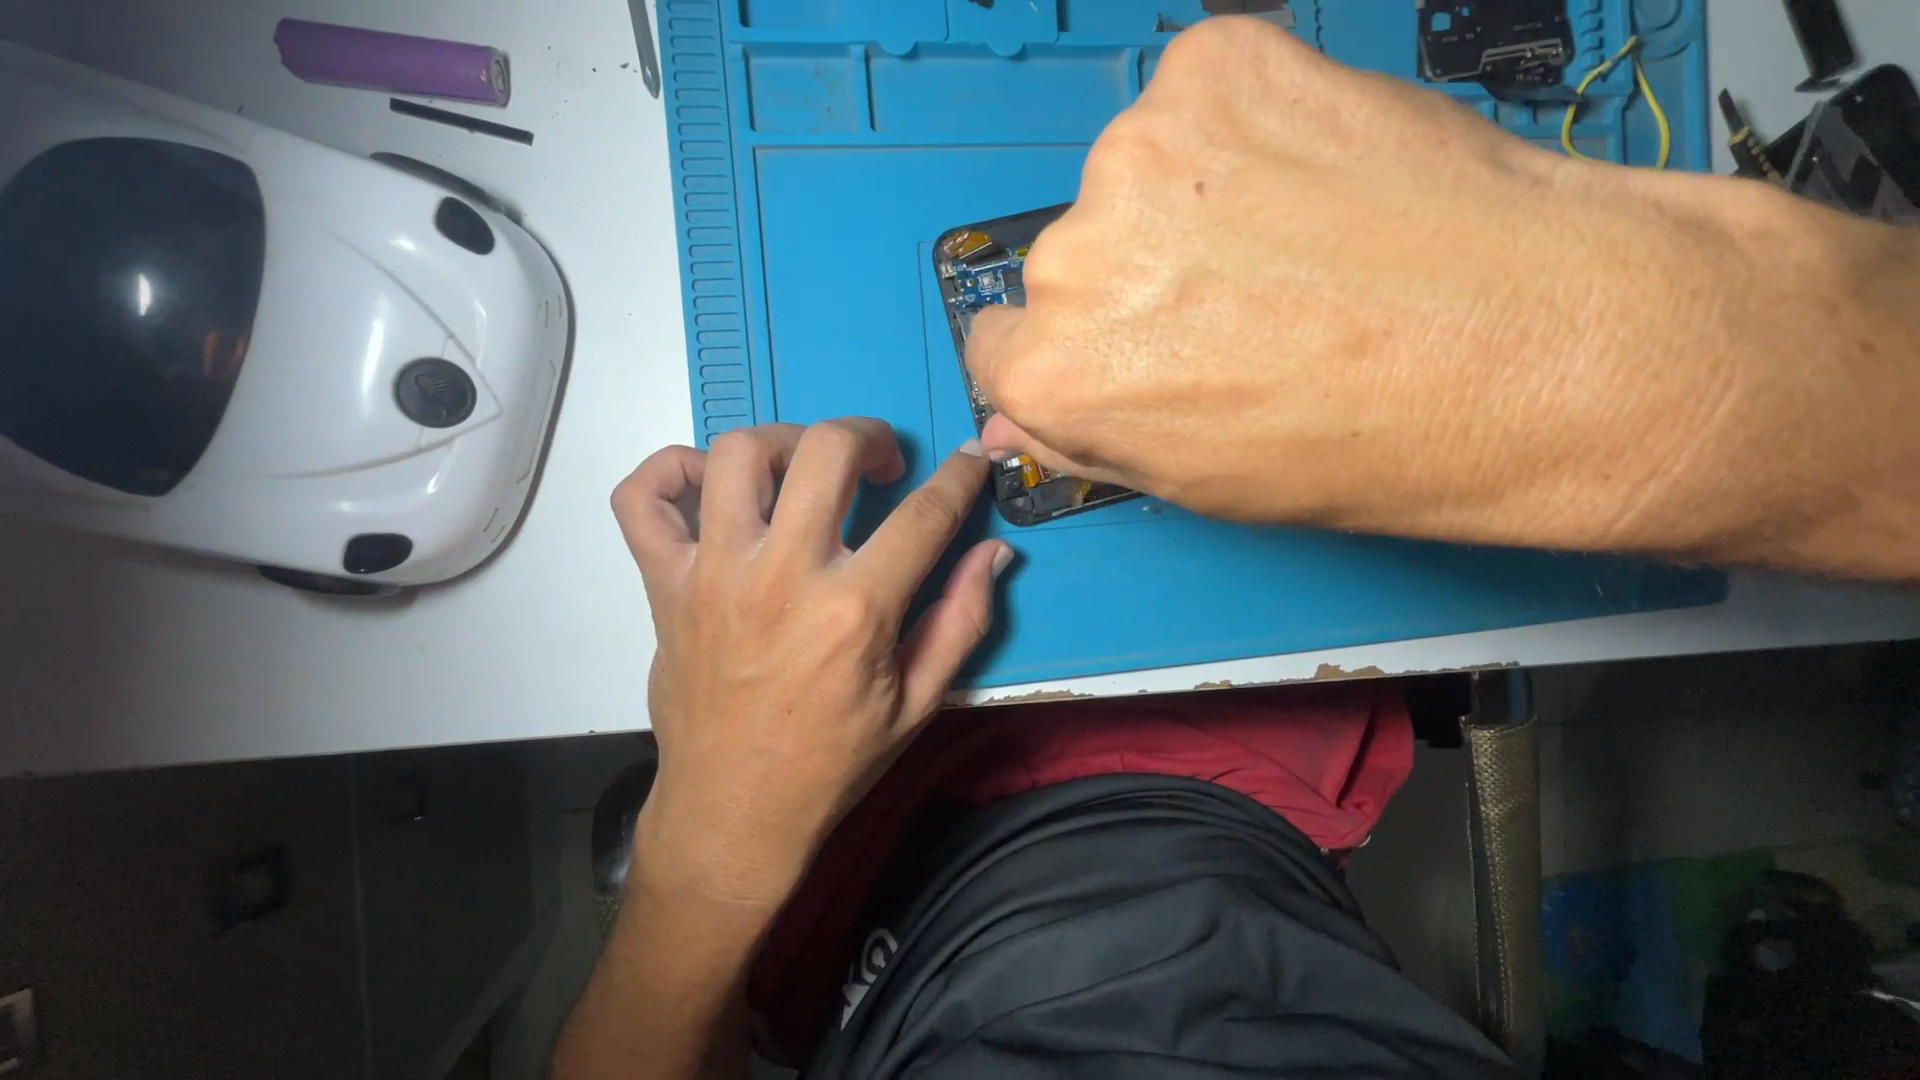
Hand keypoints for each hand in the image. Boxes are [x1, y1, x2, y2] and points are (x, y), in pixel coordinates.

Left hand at [611, 420, 1010, 908]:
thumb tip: (994, 552)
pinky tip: (711, 485)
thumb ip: (962, 620)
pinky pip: (642, 497)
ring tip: (803, 470)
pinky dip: (670, 469)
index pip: (924, 514)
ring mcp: (713, 574)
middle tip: (880, 464)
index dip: (960, 476)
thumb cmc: (832, 762)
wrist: (733, 812)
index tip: (971, 460)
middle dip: (869, 437)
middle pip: (826, 451)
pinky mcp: (664, 584)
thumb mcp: (919, 703)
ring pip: (737, 454)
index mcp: (854, 610)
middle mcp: (781, 575)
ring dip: (783, 442)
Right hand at [964, 16, 1829, 556]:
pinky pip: (1196, 103)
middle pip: (1067, 260)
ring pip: (1132, 180)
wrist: (1541, 344)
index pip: (999, 345)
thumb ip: (1085, 433)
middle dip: (1132, 283)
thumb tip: (1021, 409)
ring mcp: (1145, 150)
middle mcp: (1078, 256)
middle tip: (1227, 304)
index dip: (1066, 351)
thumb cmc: (1376, 438)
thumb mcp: (1194, 478)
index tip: (1116, 344)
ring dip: (1187, 206)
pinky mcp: (1220, 66)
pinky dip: (1240, 137)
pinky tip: (1312, 184)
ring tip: (1289, 245)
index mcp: (1060, 369)